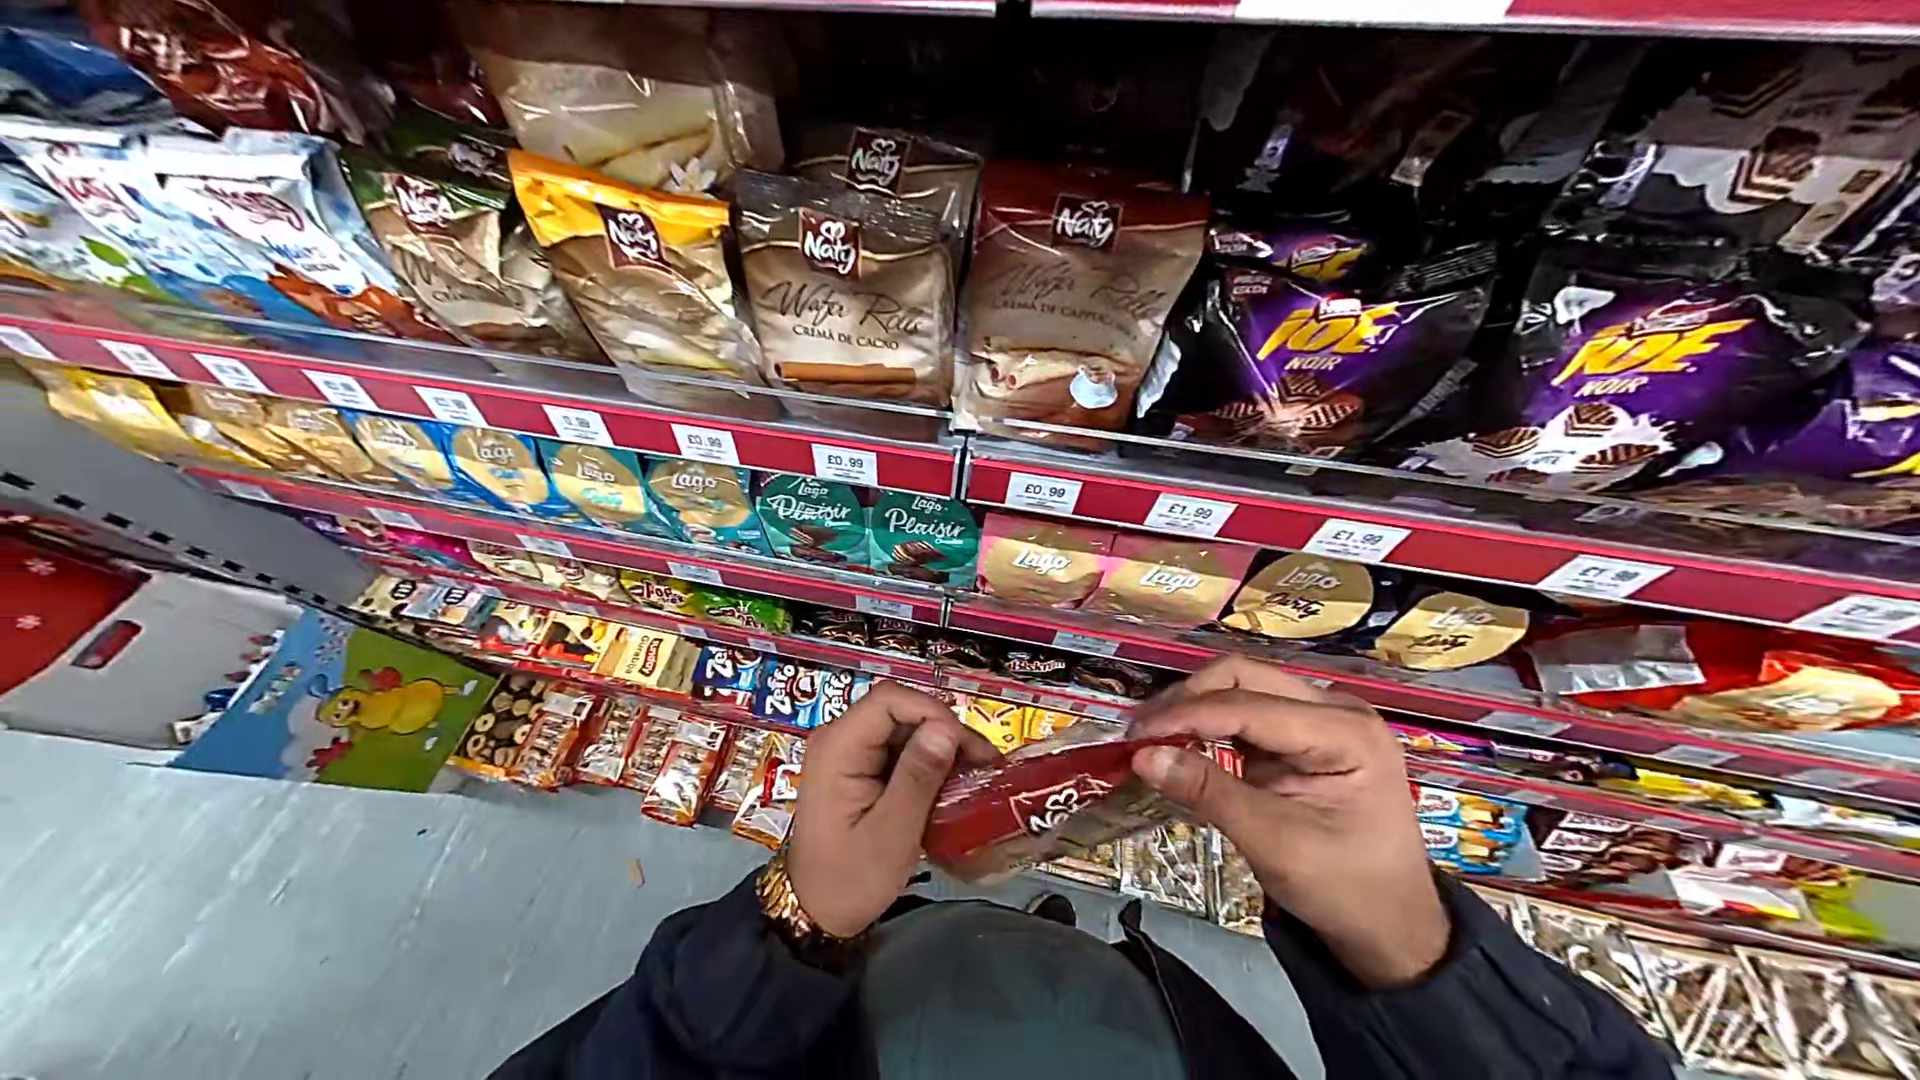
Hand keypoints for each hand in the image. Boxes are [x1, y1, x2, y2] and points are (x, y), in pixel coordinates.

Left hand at [787, 681, 997, 937]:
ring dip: (942, 744)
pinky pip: (901, 745)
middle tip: (983, 762)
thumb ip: (917, 778)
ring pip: (905, 725)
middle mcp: (840, 737)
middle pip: (900, 708)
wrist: (815, 911)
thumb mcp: (891, 834)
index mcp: (838, 747)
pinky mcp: (861, 764)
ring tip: (976, 773)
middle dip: (945, 729)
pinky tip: (954, 781)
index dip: (933, 712)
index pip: (890, 700)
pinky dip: (930, 759)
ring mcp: (849, 750)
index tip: (966, 747)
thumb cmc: (850, 878)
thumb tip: (946, 729)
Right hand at [1129, 658, 1448, 986]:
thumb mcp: (1273, 843)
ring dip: (1193, 707)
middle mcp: (1334, 708)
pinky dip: (1207, 723)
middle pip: (1242, 677)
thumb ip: (1206, 792)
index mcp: (1345, 732)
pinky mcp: (1299, 730)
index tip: (1136, 736)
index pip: (1247, 705)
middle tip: (1142, 732)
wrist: (1392, 927)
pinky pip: (1242, 710)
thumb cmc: (1344, 889)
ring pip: (1238, 686)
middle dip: (1187, 700)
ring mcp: (1318, 715)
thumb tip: (1142, 755)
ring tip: (1154, 737)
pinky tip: (1182, 744)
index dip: (1186, 715)